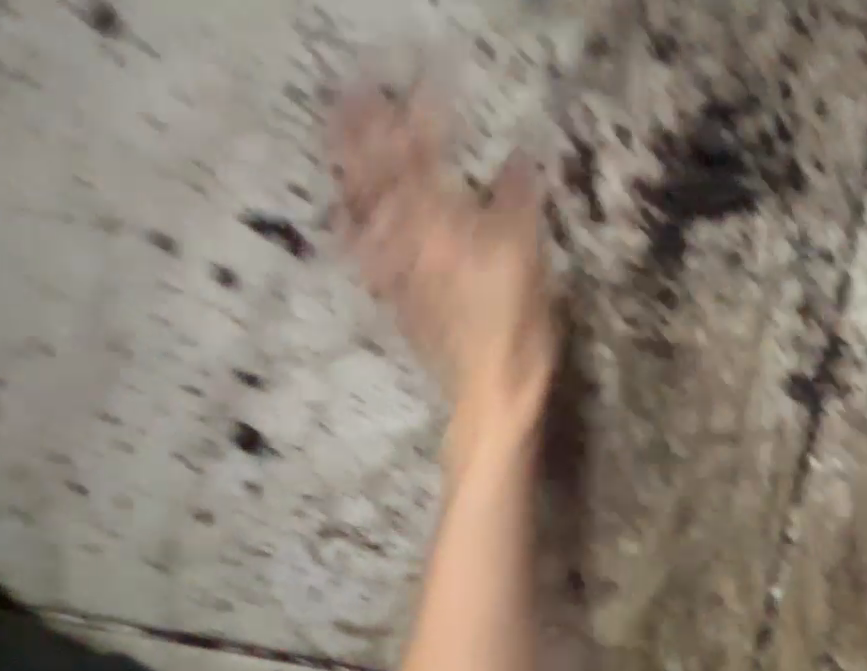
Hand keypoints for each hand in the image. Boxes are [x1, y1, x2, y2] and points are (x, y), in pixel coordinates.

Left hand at [329, 87, 555, 462]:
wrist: (486, 391)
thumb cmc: (513, 326)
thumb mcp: (527, 259)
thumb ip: (516, 203)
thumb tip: (519, 156)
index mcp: (440, 221)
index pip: (424, 155)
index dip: (421, 115)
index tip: (423, 83)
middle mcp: (406, 236)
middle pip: (377, 174)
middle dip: (364, 132)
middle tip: (352, 95)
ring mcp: (394, 268)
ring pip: (363, 208)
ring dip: (350, 171)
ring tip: (338, 142)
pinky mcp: (394, 296)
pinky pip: (364, 253)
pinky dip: (353, 228)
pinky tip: (346, 221)